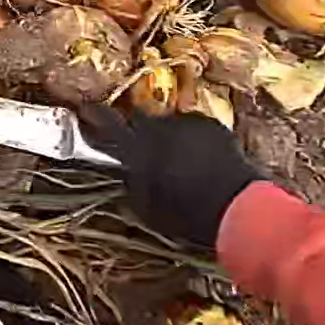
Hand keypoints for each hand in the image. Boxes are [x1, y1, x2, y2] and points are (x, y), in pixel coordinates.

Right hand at [80, 108, 259, 248]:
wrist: (239, 209)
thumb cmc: (187, 216)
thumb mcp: (147, 208)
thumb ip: (132, 184)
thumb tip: (125, 172)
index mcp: (138, 147)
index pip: (107, 122)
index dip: (94, 114)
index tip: (85, 109)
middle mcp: (159, 126)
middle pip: (140, 118)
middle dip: (138, 129)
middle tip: (142, 146)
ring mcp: (187, 123)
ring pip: (168, 123)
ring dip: (167, 135)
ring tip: (178, 157)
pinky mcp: (211, 125)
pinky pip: (194, 128)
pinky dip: (192, 139)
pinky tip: (201, 158)